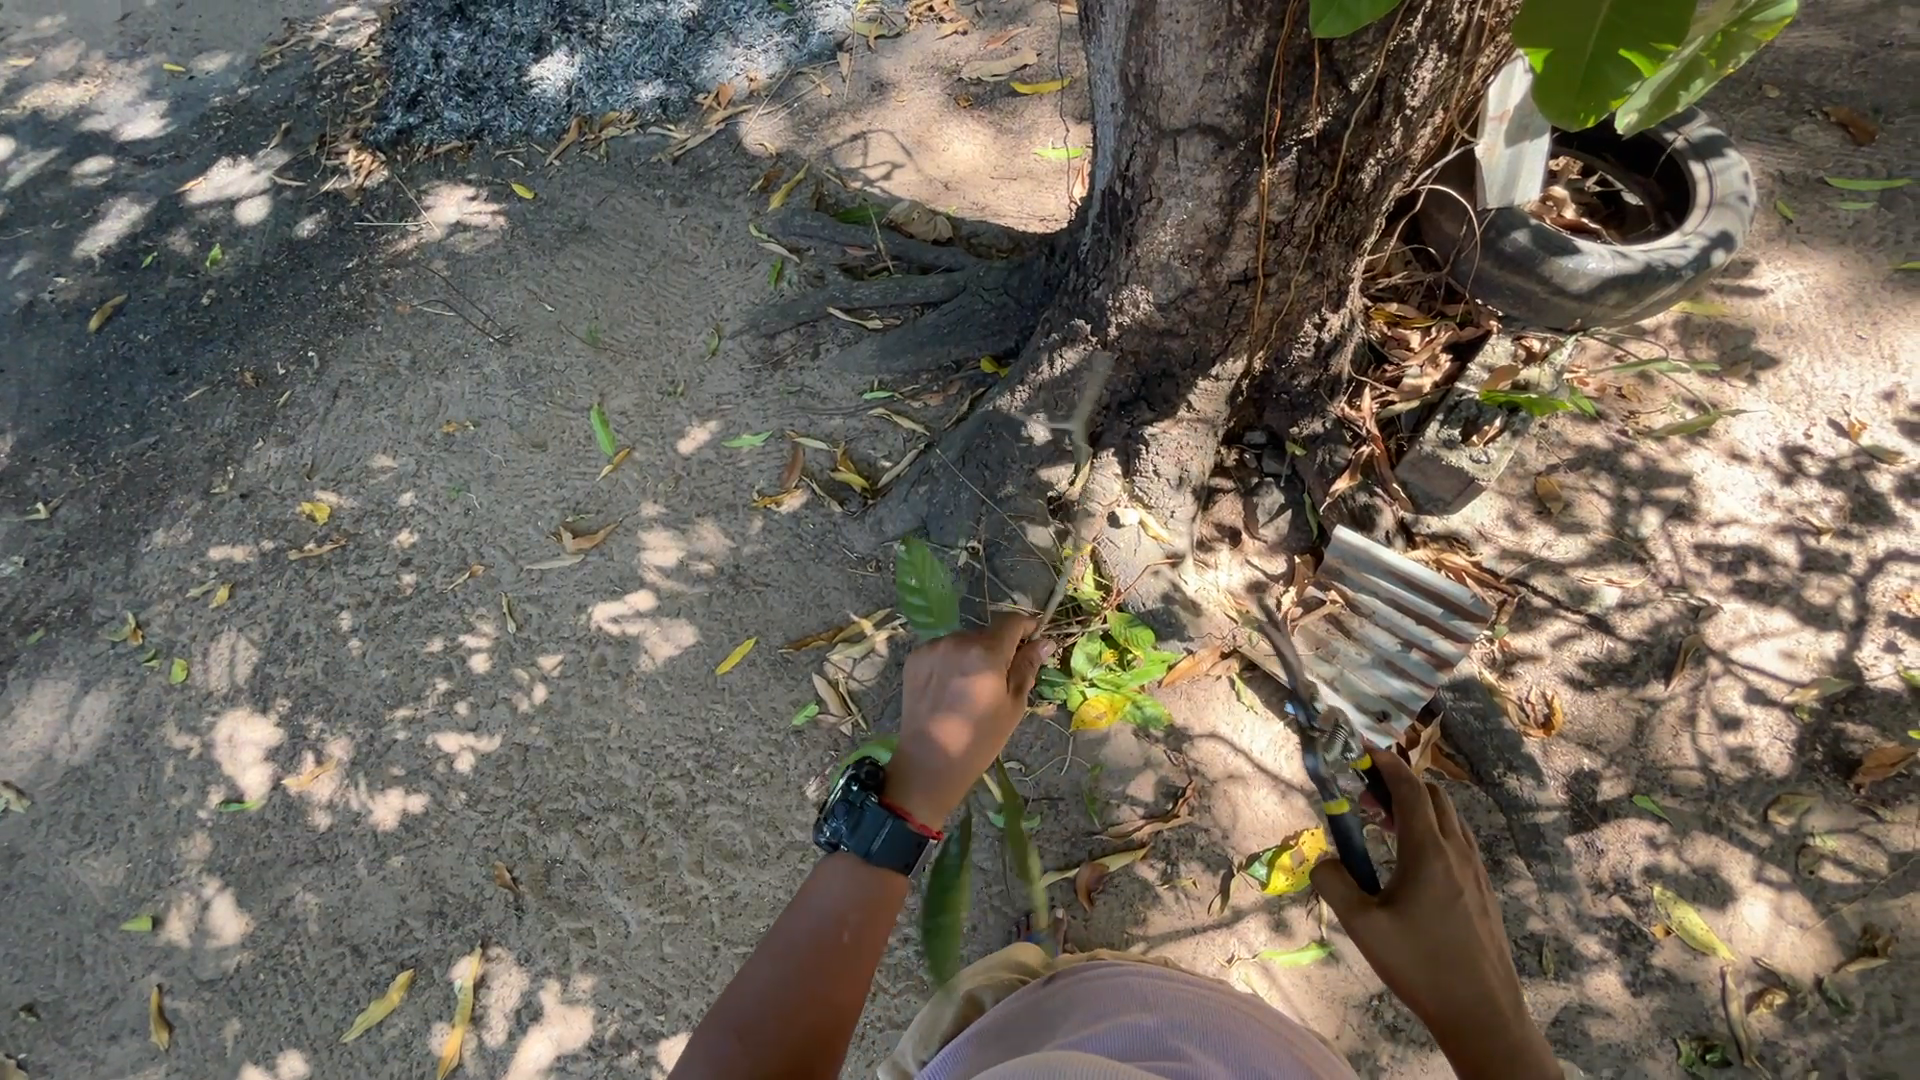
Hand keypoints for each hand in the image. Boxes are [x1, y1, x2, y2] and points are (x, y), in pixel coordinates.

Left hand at [884, 614, 1050, 825]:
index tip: (1033, 640)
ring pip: (964, 641)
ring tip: (972, 687)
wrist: (929, 761)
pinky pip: (943, 650)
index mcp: (985, 651)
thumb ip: (1027, 667)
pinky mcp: (915, 657)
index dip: (1026, 627)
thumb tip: (1045, 641)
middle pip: (987, 632)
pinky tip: (951, 688)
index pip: (1012, 621)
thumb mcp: (1013, 705)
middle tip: (1001, 678)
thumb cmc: (980, 739)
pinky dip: (952, 661)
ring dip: (974, 654)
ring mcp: (933, 647)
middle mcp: (957, 640)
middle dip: (999, 647)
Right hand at [1310, 749, 1557, 1079]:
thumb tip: (1321, 858)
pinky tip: (1412, 861)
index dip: (1387, 763)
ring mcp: (1477, 873)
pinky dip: (1434, 830)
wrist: (1484, 1016)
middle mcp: (1457, 853)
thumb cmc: (1420, 966)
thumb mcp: (1361, 925)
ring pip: (1451, 819)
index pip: (1409, 789)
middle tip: (1367, 793)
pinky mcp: (1485, 893)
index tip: (1364, 749)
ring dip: (1419, 807)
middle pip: (1434, 796)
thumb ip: (1333, 882)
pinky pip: (1459, 842)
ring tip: (1385, 824)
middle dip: (1401, 783)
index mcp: (1428, 852)